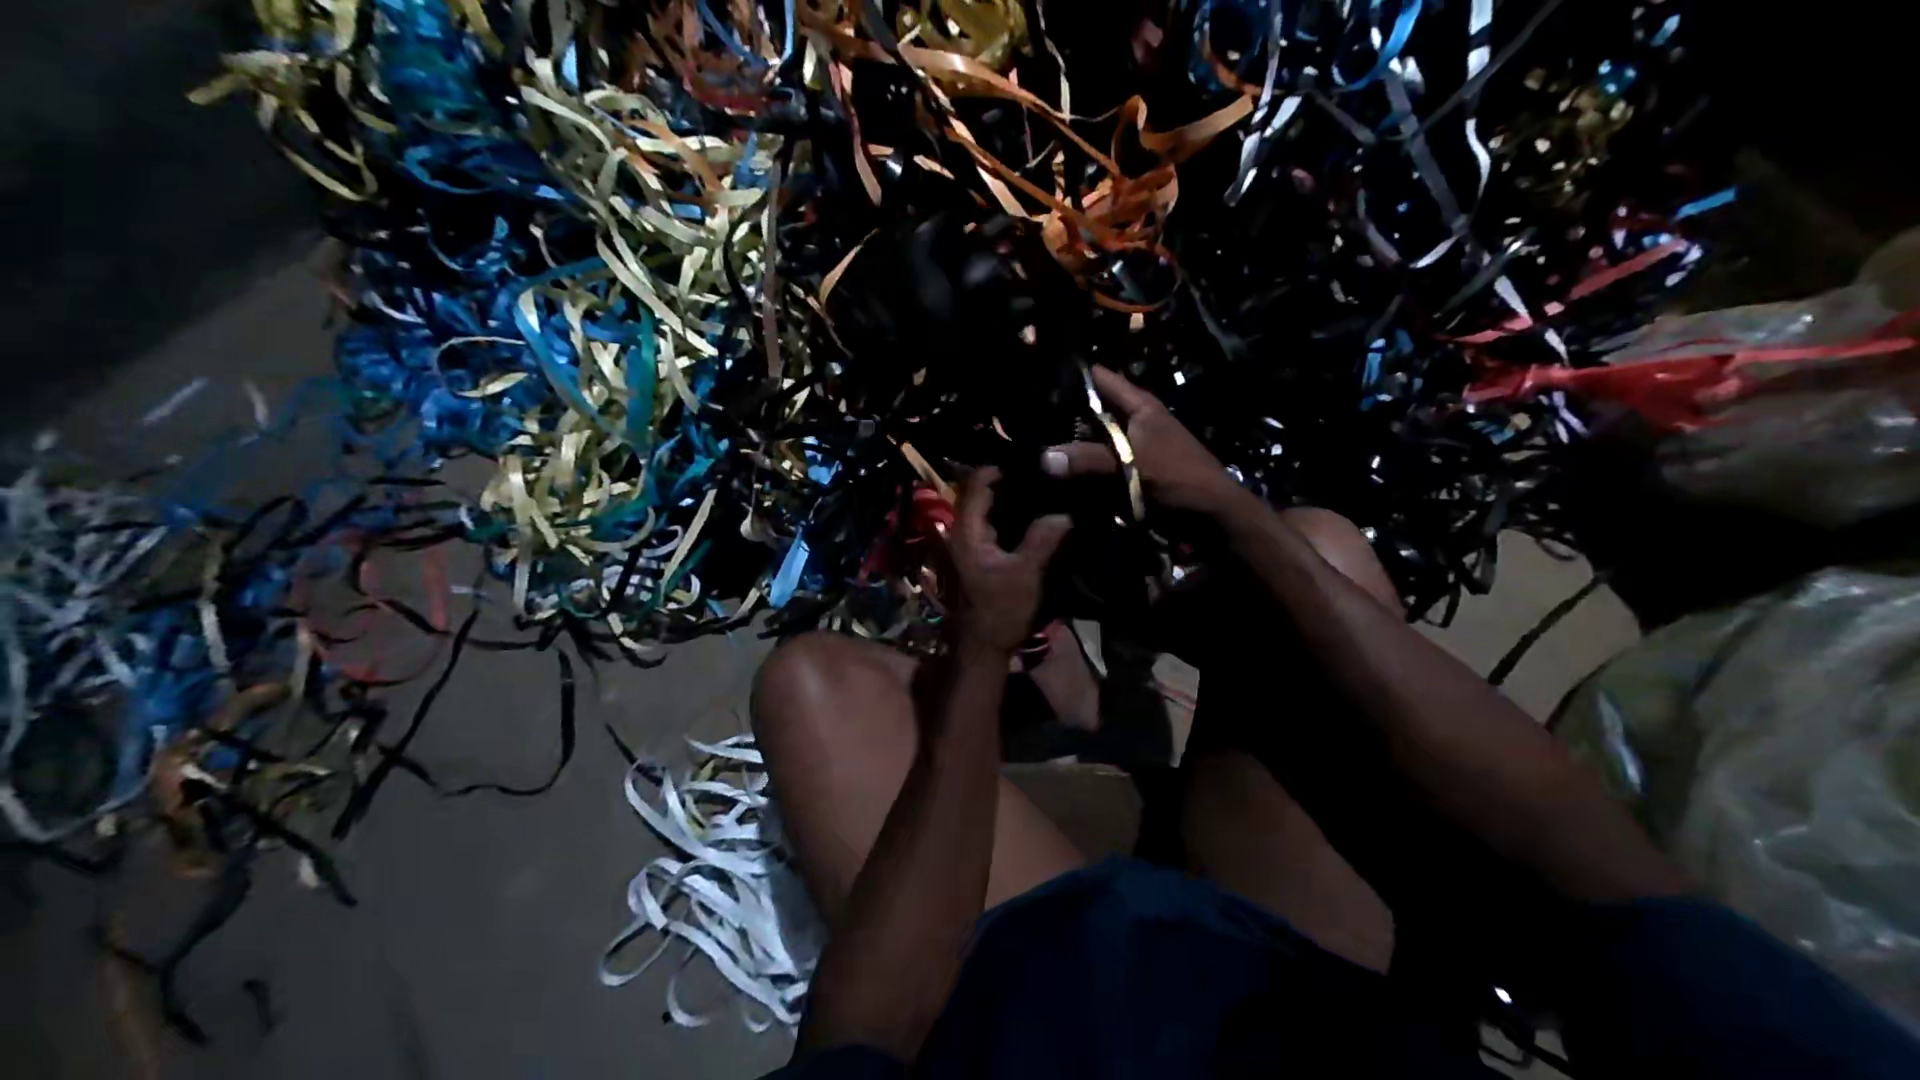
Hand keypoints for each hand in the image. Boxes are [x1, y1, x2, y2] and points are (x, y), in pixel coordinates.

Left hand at [946, 466, 1071, 655]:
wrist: (983, 646)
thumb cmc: (1000, 609)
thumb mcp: (1025, 574)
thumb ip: (1042, 539)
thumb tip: (1064, 512)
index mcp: (967, 531)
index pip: (977, 483)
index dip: (1000, 467)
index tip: (1031, 461)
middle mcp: (962, 531)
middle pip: (981, 492)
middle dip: (1009, 480)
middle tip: (1043, 473)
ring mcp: (969, 543)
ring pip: (988, 508)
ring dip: (1011, 498)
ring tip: (1044, 489)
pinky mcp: (979, 555)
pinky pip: (993, 524)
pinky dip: (1011, 516)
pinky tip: (1037, 514)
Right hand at [1041, 366, 1248, 516]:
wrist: (1214, 520)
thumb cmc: (1180, 480)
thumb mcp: (1132, 465)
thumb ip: (1088, 460)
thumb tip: (1043, 458)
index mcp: (1138, 407)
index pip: (1099, 377)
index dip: (1069, 374)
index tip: (1033, 378)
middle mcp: (1131, 424)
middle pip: (1088, 411)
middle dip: (1058, 416)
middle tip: (1020, 419)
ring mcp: (1128, 451)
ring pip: (1088, 443)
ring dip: (1064, 448)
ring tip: (1027, 447)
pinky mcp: (1126, 477)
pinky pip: (1094, 469)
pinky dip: (1076, 473)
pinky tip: (1048, 476)